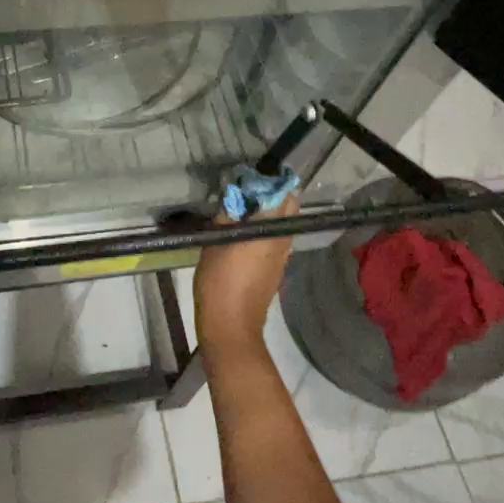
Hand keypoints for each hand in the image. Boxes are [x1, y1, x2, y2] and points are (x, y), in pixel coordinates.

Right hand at [193, 195, 297, 358]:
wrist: (231, 326)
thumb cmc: (219, 281)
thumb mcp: (214, 242)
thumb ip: (226, 215)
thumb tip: (234, 197)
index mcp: (268, 230)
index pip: (282, 194)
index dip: (269, 181)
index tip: (251, 176)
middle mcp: (282, 240)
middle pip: (289, 207)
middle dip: (273, 194)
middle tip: (247, 191)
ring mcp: (282, 256)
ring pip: (284, 224)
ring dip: (270, 212)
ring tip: (243, 209)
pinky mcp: (276, 269)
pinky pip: (277, 239)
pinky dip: (266, 229)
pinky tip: (245, 233)